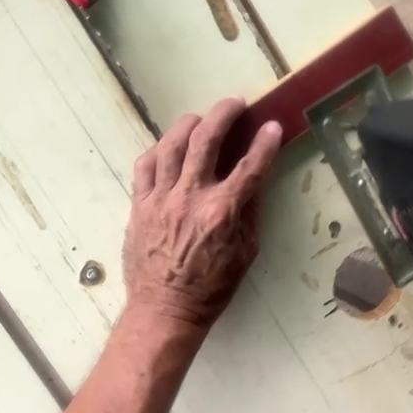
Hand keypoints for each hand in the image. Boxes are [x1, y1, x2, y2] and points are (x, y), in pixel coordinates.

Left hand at [123, 97, 282, 328]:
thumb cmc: (210, 288)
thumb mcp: (245, 253)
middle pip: (207, 140)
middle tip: (235, 103)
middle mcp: (190, 197)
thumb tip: (254, 181)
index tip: (273, 126)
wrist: (164, 309)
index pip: (250, 166)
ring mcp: (160, 198)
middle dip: (224, 114)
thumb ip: (250, 212)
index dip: (265, 143)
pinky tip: (168, 146)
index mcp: (222, 211)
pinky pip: (145, 165)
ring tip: (201, 118)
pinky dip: (159, 149)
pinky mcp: (139, 204)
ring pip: (172, 144)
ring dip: (189, 124)